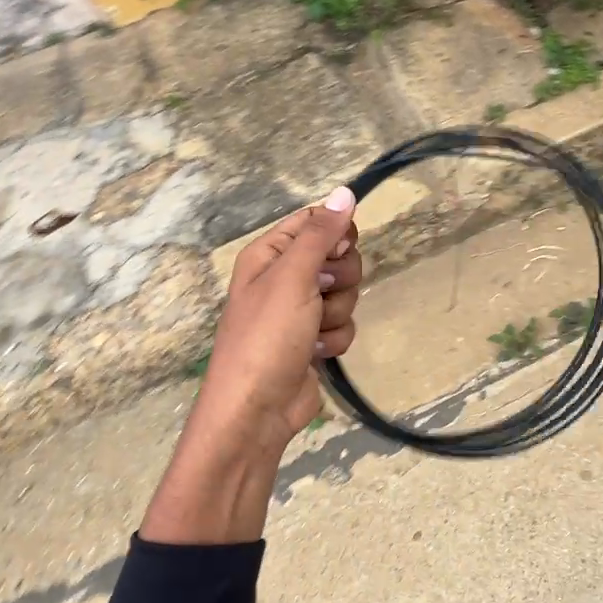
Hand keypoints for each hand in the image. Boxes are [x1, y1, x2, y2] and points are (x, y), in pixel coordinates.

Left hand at [196, 187, 362, 447]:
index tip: (336, 253)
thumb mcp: (292, 278)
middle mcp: (284, 278)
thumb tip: (346, 192)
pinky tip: (316, 353)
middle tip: (320, 294)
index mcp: (269, 255)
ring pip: (346, 293)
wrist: (256, 410)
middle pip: (338, 257)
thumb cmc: (266, 337)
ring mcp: (299, 311)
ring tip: (312, 332)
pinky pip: (343, 325)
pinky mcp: (313, 339)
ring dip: (337, 313)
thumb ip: (320, 235)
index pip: (315, 222)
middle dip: (340, 279)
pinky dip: (335, 339)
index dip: (335, 235)